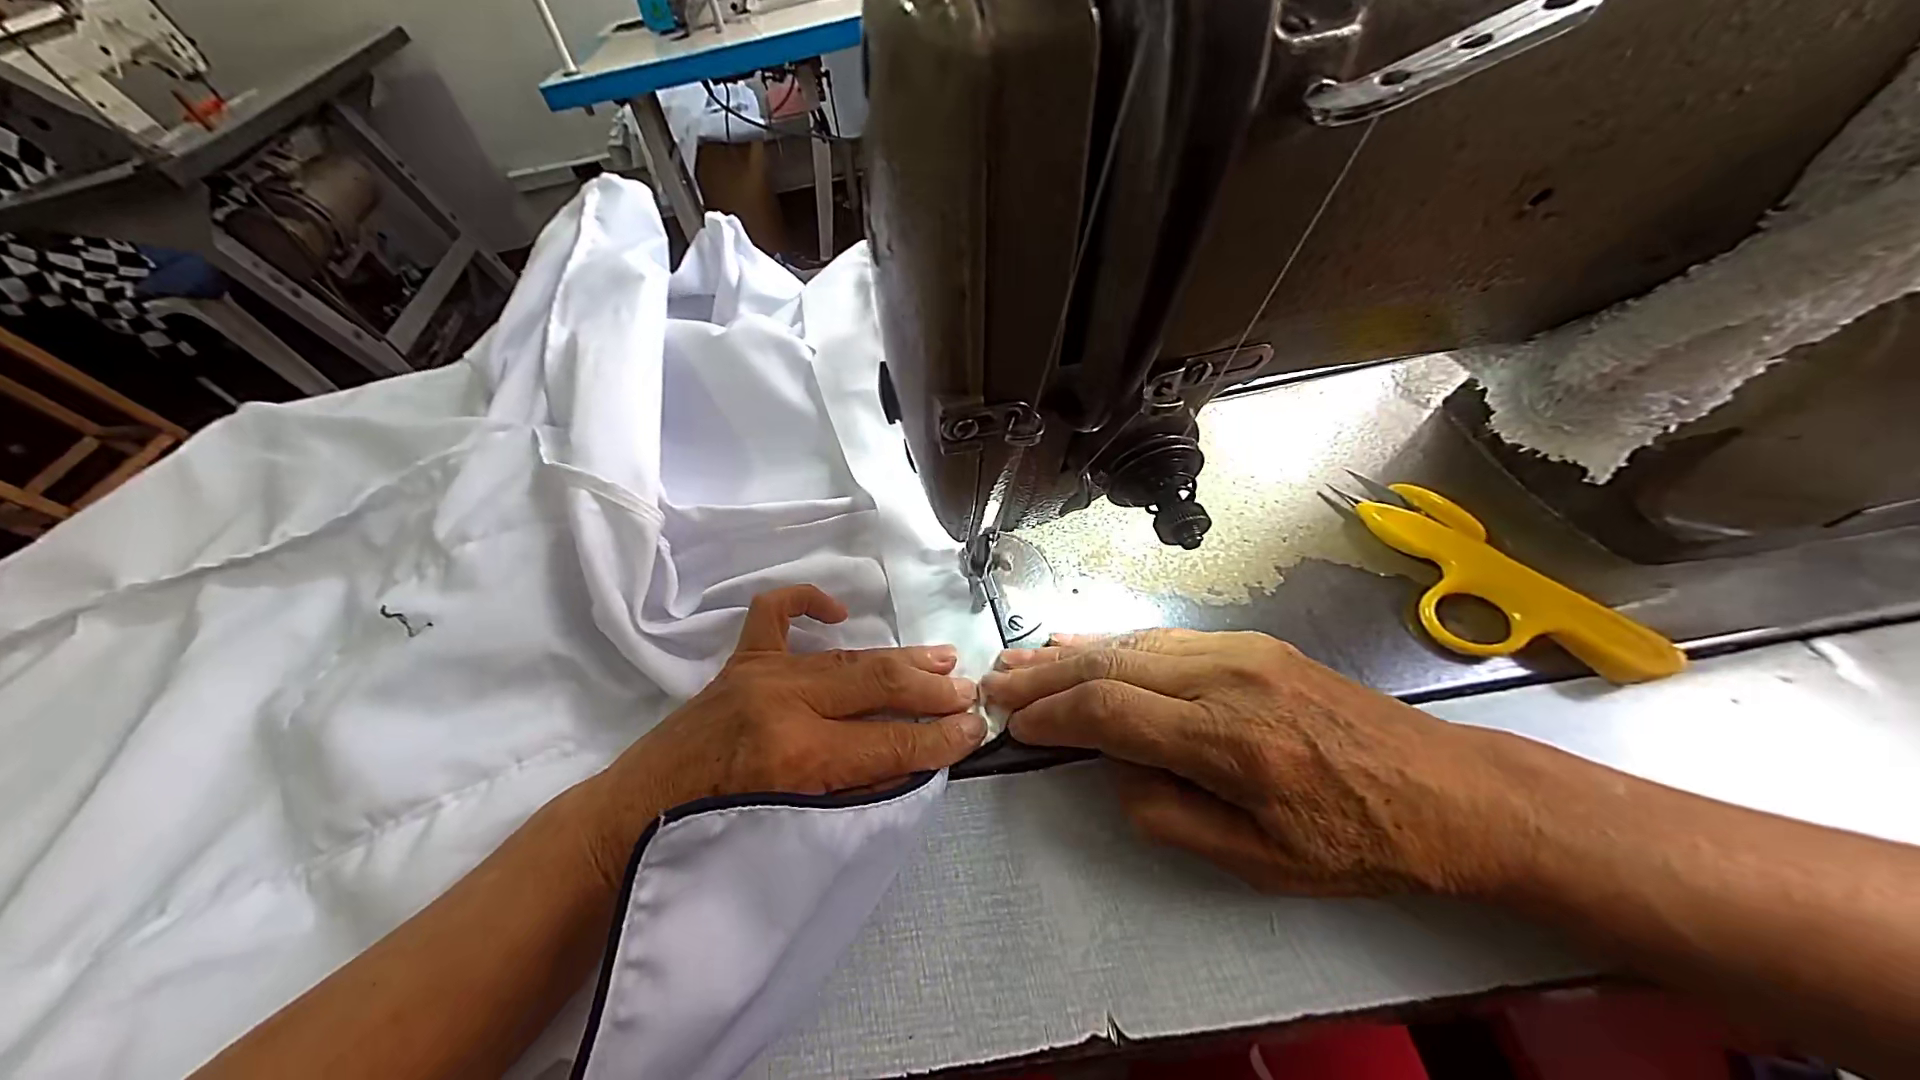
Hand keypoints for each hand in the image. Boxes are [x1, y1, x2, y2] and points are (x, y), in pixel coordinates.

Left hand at [577, 585, 983, 885]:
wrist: (637, 817)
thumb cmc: (715, 840)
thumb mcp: (799, 833)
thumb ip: (862, 793)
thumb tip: (916, 761)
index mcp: (797, 756)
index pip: (890, 743)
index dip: (940, 739)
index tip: (976, 731)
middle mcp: (781, 704)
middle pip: (877, 686)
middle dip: (932, 691)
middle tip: (969, 693)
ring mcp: (760, 675)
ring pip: (847, 656)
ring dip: (900, 658)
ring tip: (942, 659)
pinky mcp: (739, 663)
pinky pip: (773, 616)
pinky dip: (806, 602)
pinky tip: (838, 611)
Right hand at [981, 629, 1514, 895]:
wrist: (1447, 790)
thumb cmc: (1358, 841)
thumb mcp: (1258, 862)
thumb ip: (1166, 814)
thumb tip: (1113, 768)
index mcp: (1230, 740)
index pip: (1110, 711)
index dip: (1052, 717)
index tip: (1015, 727)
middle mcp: (1229, 678)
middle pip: (1110, 664)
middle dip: (1044, 676)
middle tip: (995, 684)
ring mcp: (1241, 650)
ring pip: (1132, 642)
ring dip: (1070, 652)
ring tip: (1022, 662)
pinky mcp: (1252, 643)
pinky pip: (1163, 638)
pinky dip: (1113, 643)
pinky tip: (1083, 644)